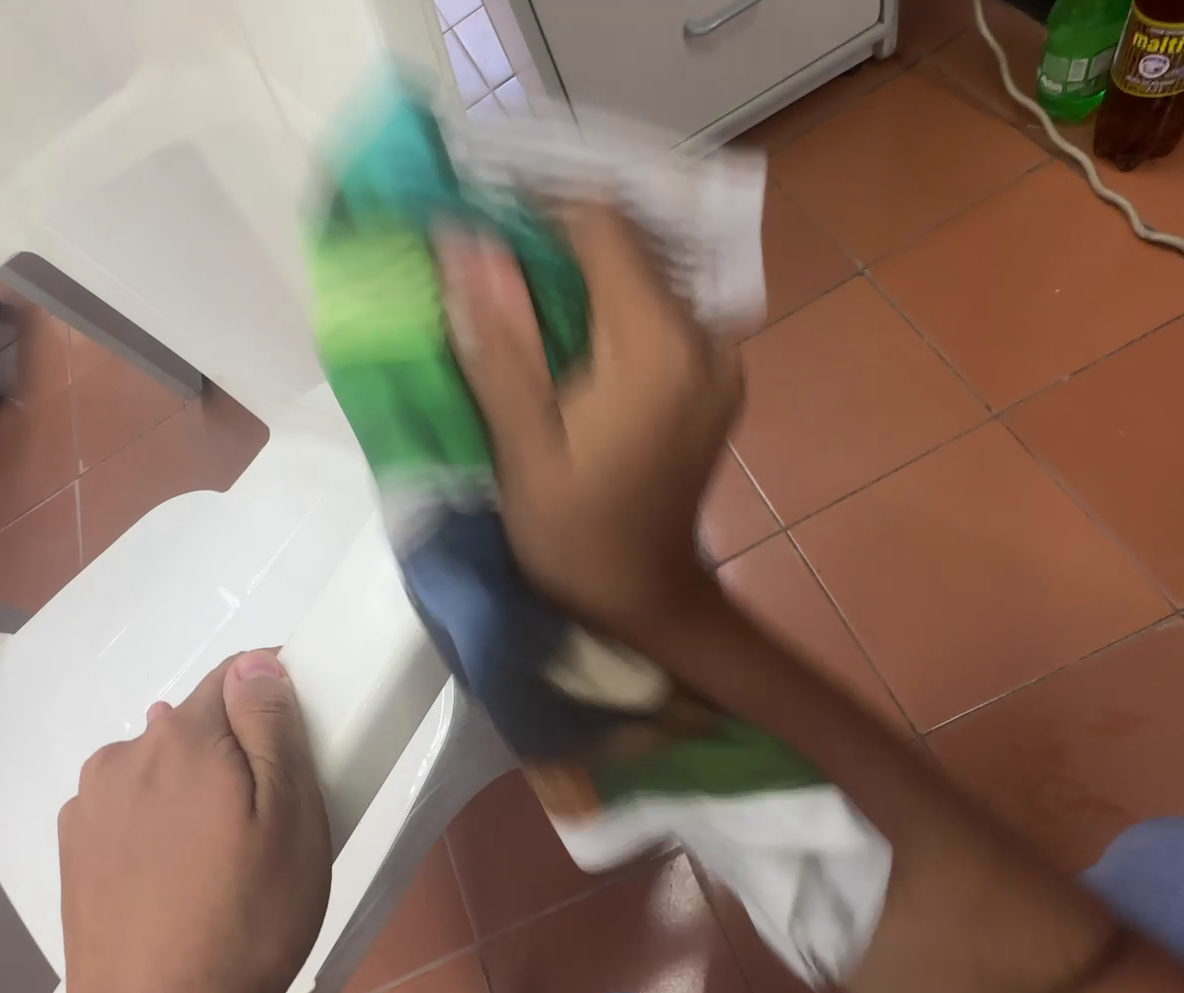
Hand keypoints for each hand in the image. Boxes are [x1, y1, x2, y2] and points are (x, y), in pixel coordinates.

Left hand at [59, 650, 329, 992]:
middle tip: (271, 807)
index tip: (302, 738)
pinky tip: (177, 870)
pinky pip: (130, 805)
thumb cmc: (250, 915)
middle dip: (237, 742)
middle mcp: (124, 757)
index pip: (233, 673)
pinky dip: (160, 814)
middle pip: (196, 720)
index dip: (273, 692)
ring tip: (224, 845)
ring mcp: (90, 808)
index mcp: (180, 737)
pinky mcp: (75, 854)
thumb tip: (255, 659)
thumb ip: (270, 724)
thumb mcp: (290, 813)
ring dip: (196, 778)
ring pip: (161, 763)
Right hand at [436, 204, 742, 646]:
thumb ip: (498, 341)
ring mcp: (719, 357)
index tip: (480, 218)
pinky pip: (658, 312)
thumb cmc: (575, 535)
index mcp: (658, 349)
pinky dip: (608, 305)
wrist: (643, 594)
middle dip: (553, 239)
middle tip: (487, 256)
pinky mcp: (713, 377)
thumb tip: (465, 242)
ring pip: (643, 275)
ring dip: (579, 271)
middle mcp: (704, 337)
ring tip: (517, 291)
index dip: (537, 207)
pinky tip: (566, 332)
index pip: (603, 227)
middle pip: (628, 246)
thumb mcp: (524, 446)